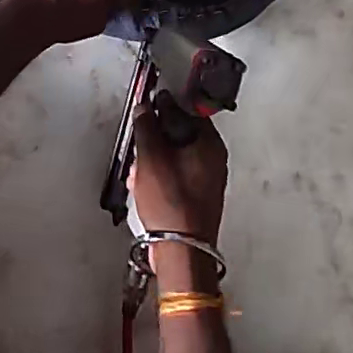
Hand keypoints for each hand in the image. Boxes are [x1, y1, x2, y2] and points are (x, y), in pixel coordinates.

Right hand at [129, 104, 227, 243]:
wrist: (182, 249)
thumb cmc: (170, 201)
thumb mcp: (150, 158)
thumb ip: (147, 128)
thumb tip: (145, 107)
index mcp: (209, 143)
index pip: (187, 110)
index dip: (165, 104)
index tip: (150, 102)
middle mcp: (215, 158)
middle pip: (182, 132)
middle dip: (157, 137)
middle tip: (140, 144)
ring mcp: (209, 178)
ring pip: (178, 155)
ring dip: (156, 158)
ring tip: (138, 172)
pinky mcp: (200, 196)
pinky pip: (180, 173)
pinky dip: (162, 174)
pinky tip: (144, 186)